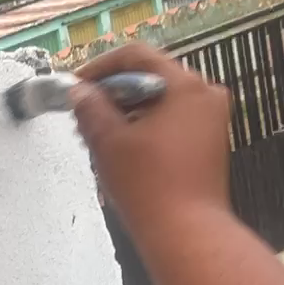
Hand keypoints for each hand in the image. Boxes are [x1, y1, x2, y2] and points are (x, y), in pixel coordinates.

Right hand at [72, 42, 233, 246]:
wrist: (183, 227)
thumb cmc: (149, 184)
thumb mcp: (108, 140)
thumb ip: (90, 108)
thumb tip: (79, 92)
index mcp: (186, 87)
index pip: (136, 57)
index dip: (99, 68)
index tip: (75, 86)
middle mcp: (204, 96)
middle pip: (147, 78)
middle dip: (109, 94)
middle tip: (81, 114)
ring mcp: (208, 119)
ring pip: (155, 100)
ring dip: (122, 112)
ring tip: (94, 136)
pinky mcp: (204, 140)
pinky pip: (166, 119)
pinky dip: (139, 126)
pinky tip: (117, 148)